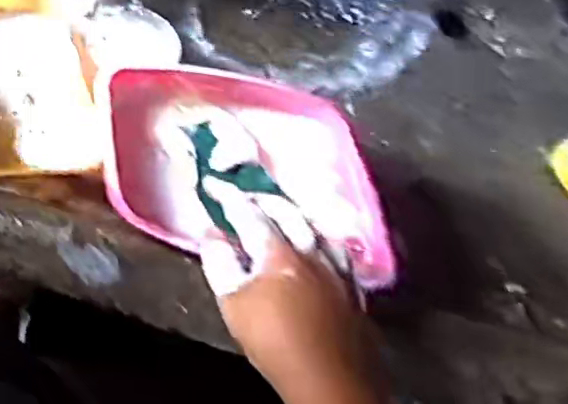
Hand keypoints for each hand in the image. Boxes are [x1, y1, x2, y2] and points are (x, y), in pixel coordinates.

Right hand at [201, 180, 385, 403]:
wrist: (329, 386)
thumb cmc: (272, 340)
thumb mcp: (230, 300)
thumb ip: (218, 260)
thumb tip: (212, 233)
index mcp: (280, 255)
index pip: (250, 214)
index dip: (228, 196)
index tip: (211, 184)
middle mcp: (314, 258)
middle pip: (292, 216)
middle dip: (265, 200)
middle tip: (246, 196)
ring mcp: (341, 278)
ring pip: (323, 234)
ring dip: (300, 220)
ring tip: (285, 217)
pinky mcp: (356, 298)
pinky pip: (341, 258)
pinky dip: (323, 244)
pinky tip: (316, 250)